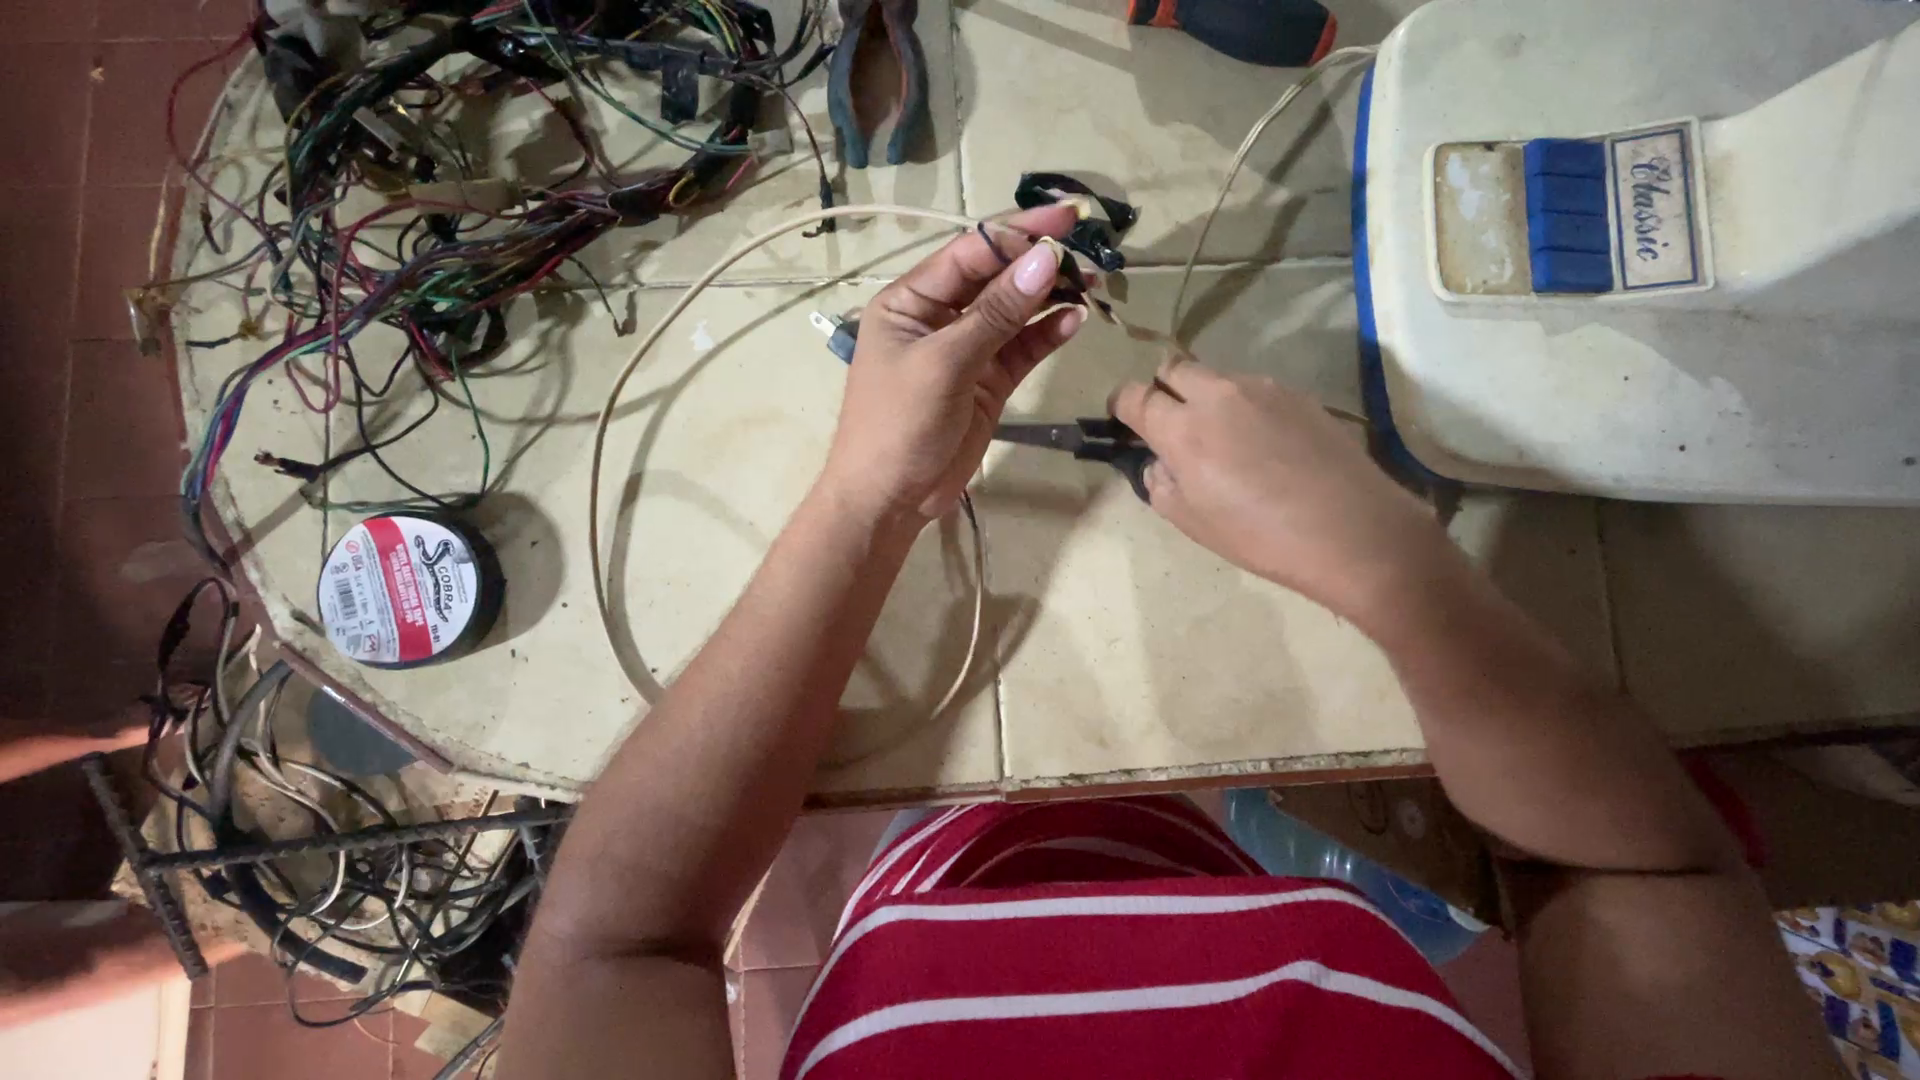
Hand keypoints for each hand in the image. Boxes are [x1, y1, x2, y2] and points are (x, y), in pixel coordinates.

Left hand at [816, 204, 1086, 525]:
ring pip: (1014, 312)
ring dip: (1050, 297)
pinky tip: (1075, 321)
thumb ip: (995, 314)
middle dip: (1038, 263)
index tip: (1066, 219)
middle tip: (1090, 253)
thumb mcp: (943, 363)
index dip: (1017, 233)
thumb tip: (1044, 260)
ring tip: (1092, 284)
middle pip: (996, 278)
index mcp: (910, 300)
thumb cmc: (898, 424)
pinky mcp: (988, 382)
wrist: (889, 497)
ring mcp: (966, 351)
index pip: (970, 253)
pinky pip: (1022, 349)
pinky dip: (1047, 335)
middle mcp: (939, 318)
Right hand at [1110, 360, 1458, 626]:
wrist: (1352, 531)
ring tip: (1225, 440)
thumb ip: (1159, 481)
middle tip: (1172, 424)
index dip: (1120, 405)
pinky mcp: (1299, 395)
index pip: (1134, 396)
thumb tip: (1160, 460)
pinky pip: (1254, 390)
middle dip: (1163, 389)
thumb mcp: (1190, 521)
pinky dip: (1244, 407)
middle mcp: (1218, 395)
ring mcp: (1263, 389)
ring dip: (1206, 397)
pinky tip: (1264, 446)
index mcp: (1182, 429)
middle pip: (1174, 367)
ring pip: (1216, 377)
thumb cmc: (1259, 536)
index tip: (1123, 420)